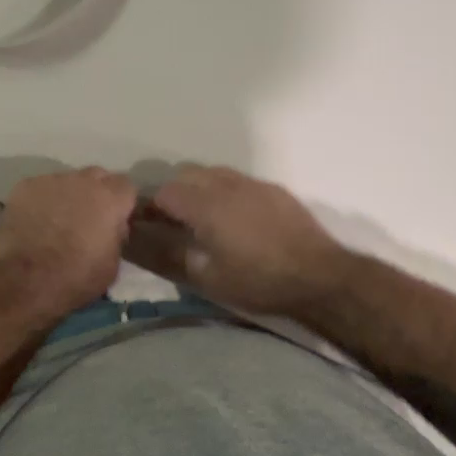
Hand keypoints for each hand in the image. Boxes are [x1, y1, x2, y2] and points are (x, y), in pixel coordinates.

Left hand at [0, 168, 137, 320]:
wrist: (23, 281)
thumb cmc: (74, 278)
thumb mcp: (112, 265)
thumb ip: (117, 236)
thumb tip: (112, 226)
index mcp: (109, 199)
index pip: (126, 185)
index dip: (122, 203)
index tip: (116, 219)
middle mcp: (82, 181)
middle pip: (97, 176)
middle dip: (97, 193)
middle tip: (89, 218)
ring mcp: (50, 180)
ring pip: (67, 181)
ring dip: (68, 195)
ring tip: (58, 221)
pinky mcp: (24, 186)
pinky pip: (40, 188)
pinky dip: (42, 200)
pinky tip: (35, 221)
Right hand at [133, 166, 348, 315]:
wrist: (320, 277)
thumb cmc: (257, 281)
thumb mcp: (206, 277)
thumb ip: (167, 254)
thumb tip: (135, 241)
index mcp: (205, 203)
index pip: (163, 193)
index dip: (150, 209)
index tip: (147, 228)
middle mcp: (226, 184)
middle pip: (186, 176)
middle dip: (173, 195)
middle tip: (174, 225)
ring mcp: (253, 183)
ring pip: (213, 174)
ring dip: (200, 190)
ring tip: (204, 221)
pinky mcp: (274, 190)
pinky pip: (238, 182)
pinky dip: (226, 193)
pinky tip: (236, 220)